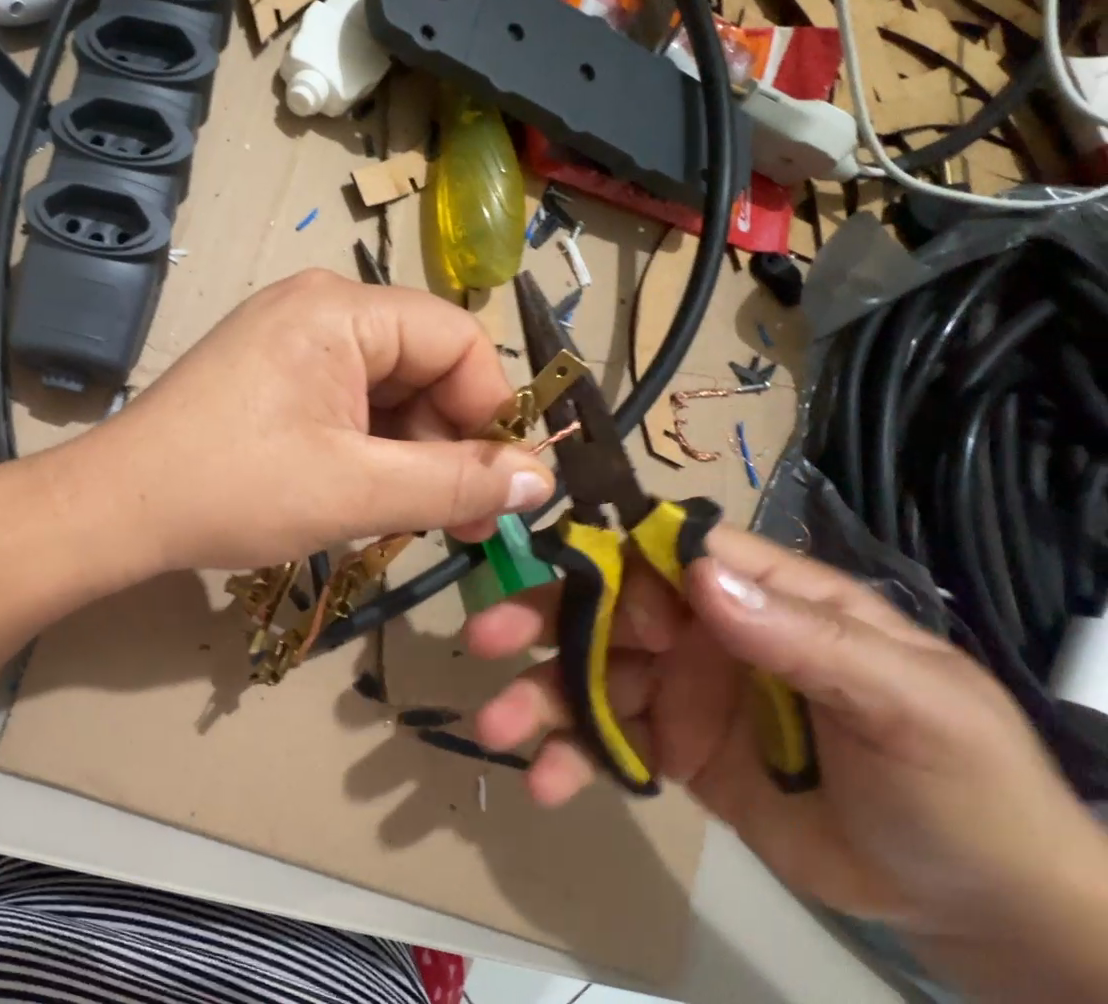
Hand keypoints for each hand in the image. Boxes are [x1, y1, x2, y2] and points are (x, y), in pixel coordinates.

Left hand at [89, 270, 554, 570]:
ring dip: (405, 453)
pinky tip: (359, 497)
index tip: (500, 484)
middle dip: (446, 442)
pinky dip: (363, 449)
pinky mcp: (263, 374)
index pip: (456, 340)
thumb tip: (543, 479)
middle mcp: (314, 307)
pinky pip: (341, 401)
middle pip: (420, 364)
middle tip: (461, 521)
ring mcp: (283, 339)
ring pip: (382, 391)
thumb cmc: (233, 490)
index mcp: (339, 310)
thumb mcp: (356, 491)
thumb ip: (456, 483)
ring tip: (402, 517)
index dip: (489, 411)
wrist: (117, 507)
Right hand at [465, 526, 1107, 939]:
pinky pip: (602, 741)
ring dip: (538, 698)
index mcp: (769, 600)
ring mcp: (684, 692)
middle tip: (483, 640)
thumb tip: (697, 576)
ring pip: (590, 676)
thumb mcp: (907, 702)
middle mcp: (712, 634)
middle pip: (608, 609)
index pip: (672, 553)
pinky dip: (567, 757)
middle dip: (541, 621)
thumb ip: (805, 637)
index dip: (615, 562)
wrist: (972, 900)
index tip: (570, 590)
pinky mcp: (670, 750)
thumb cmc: (962, 782)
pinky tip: (546, 783)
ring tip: (499, 729)